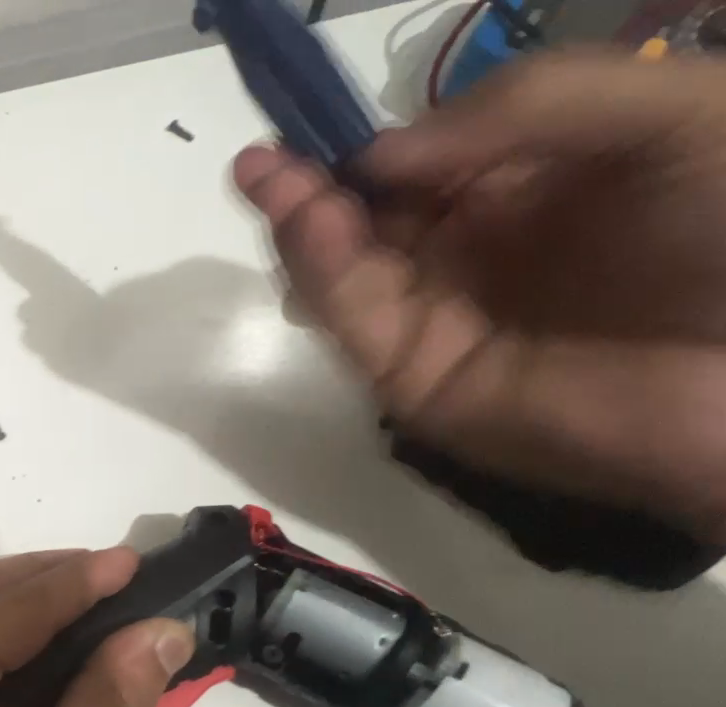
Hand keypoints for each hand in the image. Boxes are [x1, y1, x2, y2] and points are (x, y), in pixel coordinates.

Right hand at [235, 51, 725, 541]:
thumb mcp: (673, 114)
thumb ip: (532, 104)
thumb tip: (381, 151)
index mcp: (528, 187)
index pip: (418, 164)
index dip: (368, 142)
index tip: (314, 123)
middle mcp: (470, 252)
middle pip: (362, 218)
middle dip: (306, 185)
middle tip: (258, 159)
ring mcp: (433, 319)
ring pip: (341, 268)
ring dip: (297, 224)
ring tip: (265, 177)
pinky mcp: (409, 378)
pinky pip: (354, 316)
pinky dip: (321, 269)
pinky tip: (304, 220)